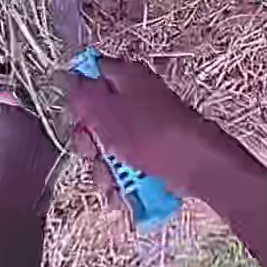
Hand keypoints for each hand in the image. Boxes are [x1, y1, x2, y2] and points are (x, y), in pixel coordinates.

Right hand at [64, 56, 258, 197]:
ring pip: (109, 146)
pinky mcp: (154, 151)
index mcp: (125, 77)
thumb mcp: (106, 111)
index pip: (90, 74)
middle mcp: (136, 97)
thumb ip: (83, 93)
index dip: (77, 96)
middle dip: (90, 143)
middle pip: (96, 116)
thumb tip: (69, 75)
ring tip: (113, 181)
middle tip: (95, 153)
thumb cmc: (152, 135)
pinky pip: (127, 163)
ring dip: (104, 169)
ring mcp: (146, 126)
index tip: (77, 117)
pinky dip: (122, 180)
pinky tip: (123, 193)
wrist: (197, 166)